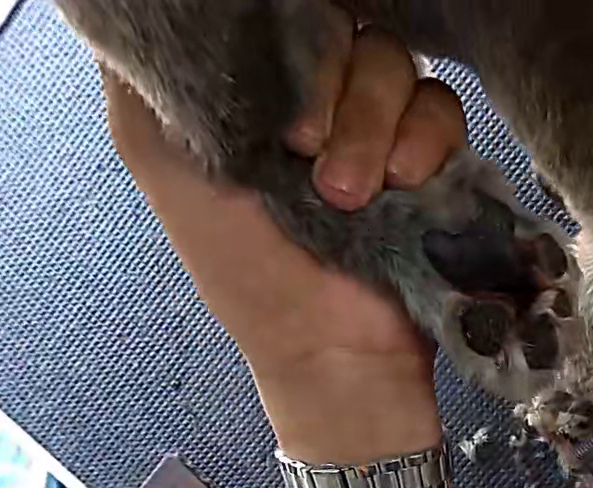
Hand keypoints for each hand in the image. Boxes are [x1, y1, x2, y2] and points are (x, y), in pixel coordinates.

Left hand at [102, 16, 468, 461]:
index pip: (287, 13)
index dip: (287, 41)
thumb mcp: (157, 155)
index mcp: (266, 89)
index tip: (276, 118)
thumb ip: (148, 67)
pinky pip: (444, 108)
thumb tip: (174, 3)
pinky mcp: (436, 165)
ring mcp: (385, 131)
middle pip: (345, 27)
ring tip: (353, 198)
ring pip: (396, 64)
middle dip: (330, 91)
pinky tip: (404, 185)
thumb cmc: (247, 269)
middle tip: (310, 162)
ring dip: (373, 126)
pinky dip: (425, 141)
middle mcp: (328, 98)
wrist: (332, 348)